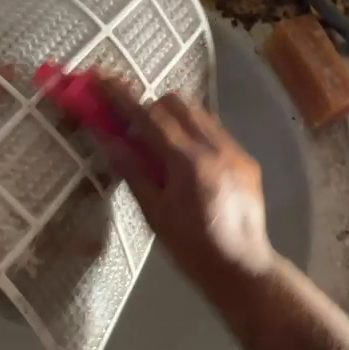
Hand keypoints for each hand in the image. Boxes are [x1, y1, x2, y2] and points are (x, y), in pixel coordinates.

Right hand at [90, 81, 276, 289]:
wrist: (241, 268)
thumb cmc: (191, 247)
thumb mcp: (154, 213)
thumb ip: (132, 170)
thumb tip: (107, 138)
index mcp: (188, 163)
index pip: (150, 118)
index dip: (122, 98)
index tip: (102, 80)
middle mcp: (216, 147)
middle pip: (176, 103)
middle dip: (150, 106)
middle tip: (132, 127)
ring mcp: (235, 150)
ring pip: (198, 112)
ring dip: (173, 117)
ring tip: (159, 144)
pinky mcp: (246, 159)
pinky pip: (215, 130)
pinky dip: (193, 132)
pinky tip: (186, 160)